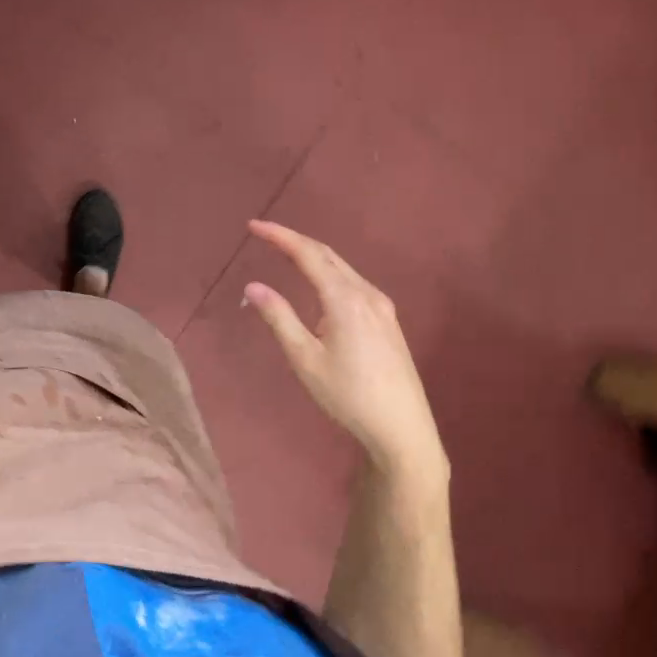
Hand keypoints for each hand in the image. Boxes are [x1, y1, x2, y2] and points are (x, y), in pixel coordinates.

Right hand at [245, 220, 446, 488]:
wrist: (403, 430)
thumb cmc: (348, 396)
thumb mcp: (305, 359)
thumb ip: (279, 318)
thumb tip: (253, 286)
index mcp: (345, 300)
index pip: (308, 254)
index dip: (280, 236)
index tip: (254, 227)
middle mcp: (367, 294)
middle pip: (327, 255)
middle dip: (295, 241)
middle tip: (264, 234)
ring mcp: (382, 307)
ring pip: (342, 268)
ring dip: (313, 256)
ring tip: (285, 253)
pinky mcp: (388, 321)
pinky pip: (353, 283)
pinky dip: (329, 272)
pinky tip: (318, 284)